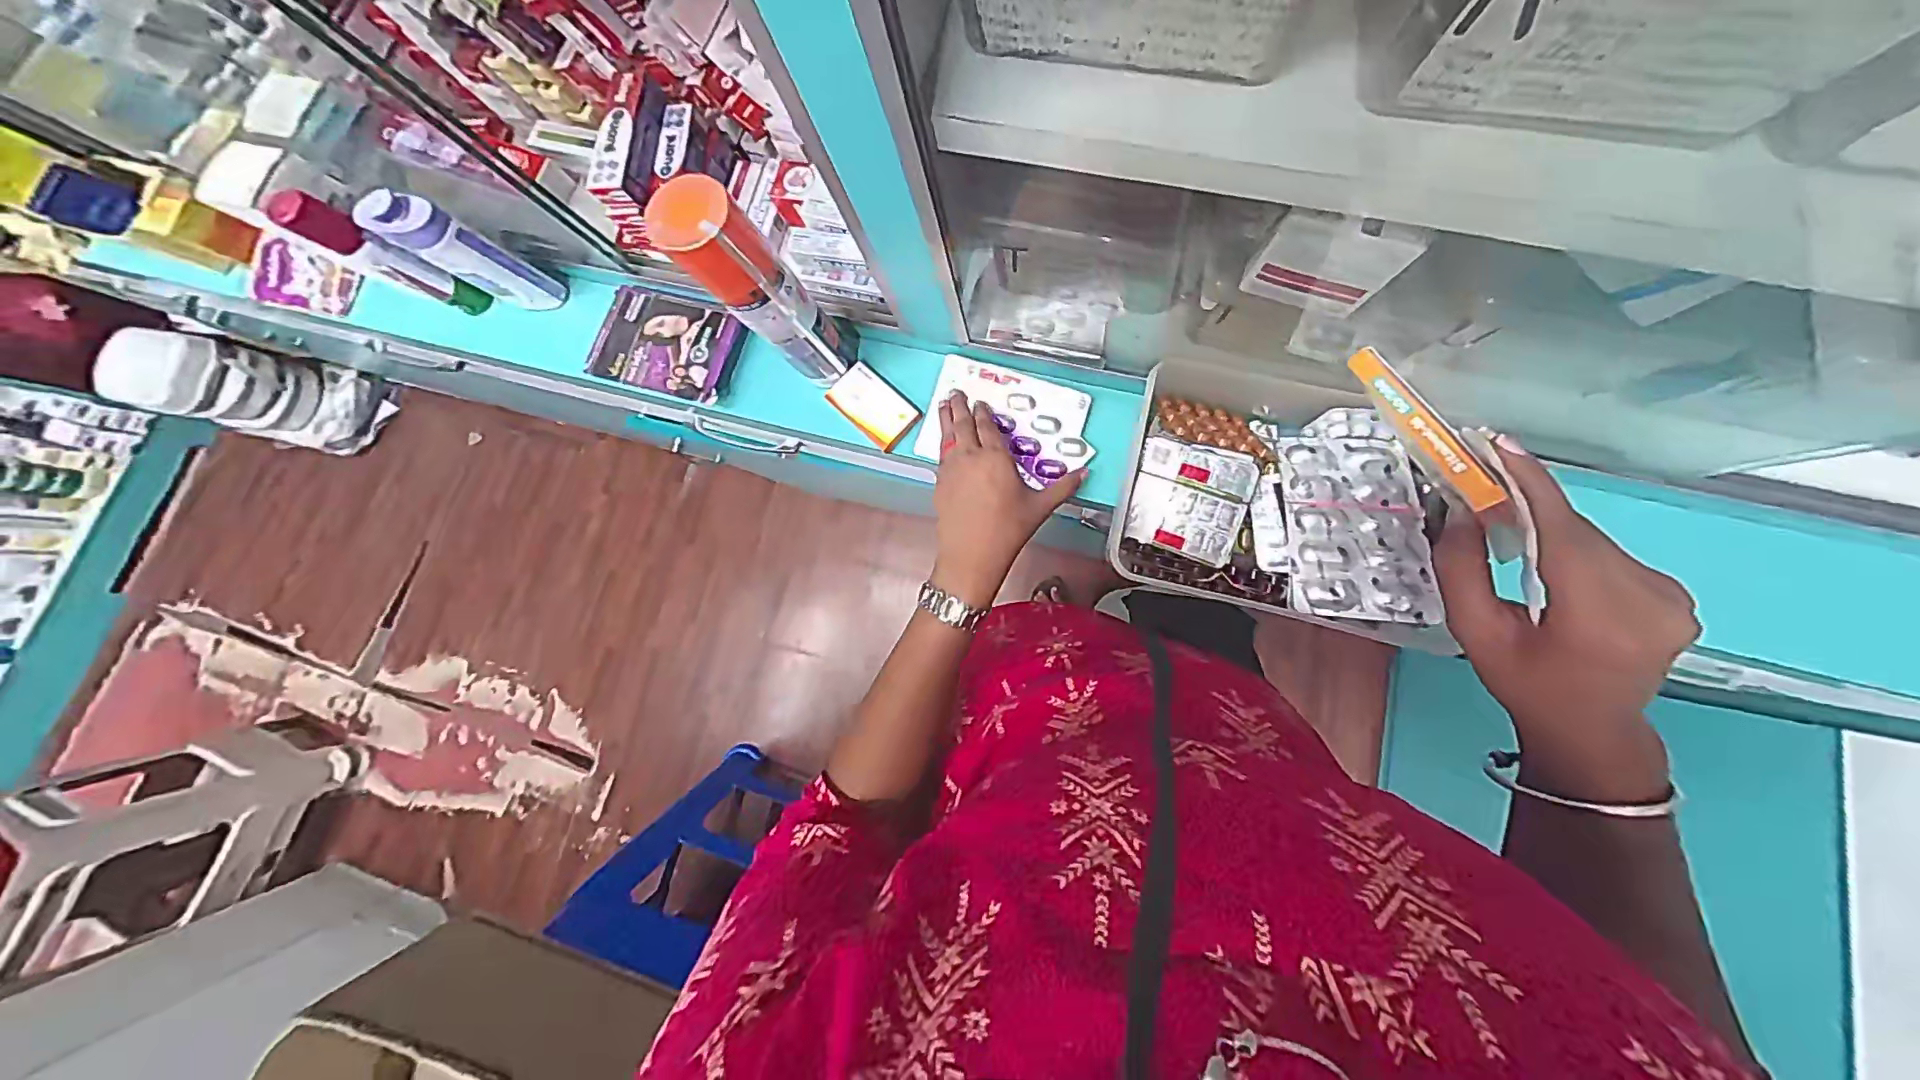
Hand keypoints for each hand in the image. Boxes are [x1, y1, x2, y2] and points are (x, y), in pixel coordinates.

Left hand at [929, 390, 1083, 605]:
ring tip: (943, 405)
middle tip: (956, 394)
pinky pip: (940, 456)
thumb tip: (1084, 474)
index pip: (988, 427)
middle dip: (960, 407)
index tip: (981, 403)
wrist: (972, 554)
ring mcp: (951, 469)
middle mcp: (971, 457)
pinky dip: (941, 444)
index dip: (984, 413)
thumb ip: (1062, 487)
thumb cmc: (1007, 530)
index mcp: (996, 458)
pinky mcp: (940, 483)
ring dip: (945, 418)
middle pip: (963, 424)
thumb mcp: (1039, 507)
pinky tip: (943, 445)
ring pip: (947, 436)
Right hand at [1433, 437, 1698, 799]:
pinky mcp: (1674, 594)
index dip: (1530, 484)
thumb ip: (1462, 571)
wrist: (1591, 729)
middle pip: (1575, 533)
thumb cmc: (1524, 684)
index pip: (1563, 531)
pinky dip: (1570, 546)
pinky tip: (1545, 562)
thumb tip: (1462, 514)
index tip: (1498, 446)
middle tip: (1479, 487)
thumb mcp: (1476, 631)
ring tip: (1506, 530)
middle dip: (1526, 508)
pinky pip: (1608, 554)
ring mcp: (1670, 596)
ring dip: (1546, 528)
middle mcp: (1649, 599)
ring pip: (1591, 540)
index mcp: (1597, 616)